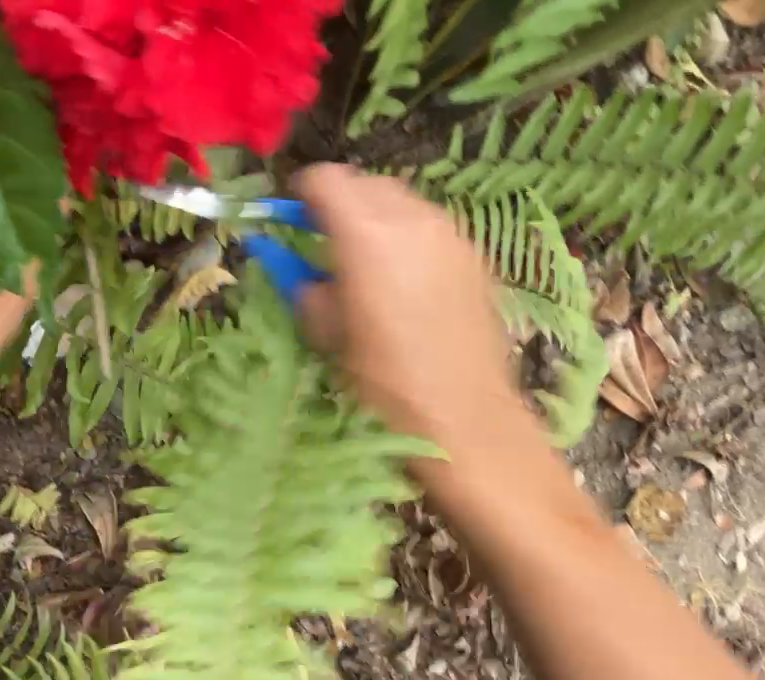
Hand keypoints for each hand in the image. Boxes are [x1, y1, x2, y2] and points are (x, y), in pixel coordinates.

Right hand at [292, 165, 522, 445]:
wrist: (461, 413)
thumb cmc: (383, 382)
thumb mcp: (328, 337)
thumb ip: (308, 291)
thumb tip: (301, 274)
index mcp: (366, 236)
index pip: (327, 181)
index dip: (302, 193)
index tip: (290, 214)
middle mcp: (411, 220)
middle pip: (367, 183)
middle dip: (340, 202)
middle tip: (321, 238)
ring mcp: (450, 233)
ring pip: (402, 202)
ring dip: (375, 218)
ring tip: (362, 260)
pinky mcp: (474, 255)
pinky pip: (429, 228)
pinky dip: (406, 238)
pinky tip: (400, 279)